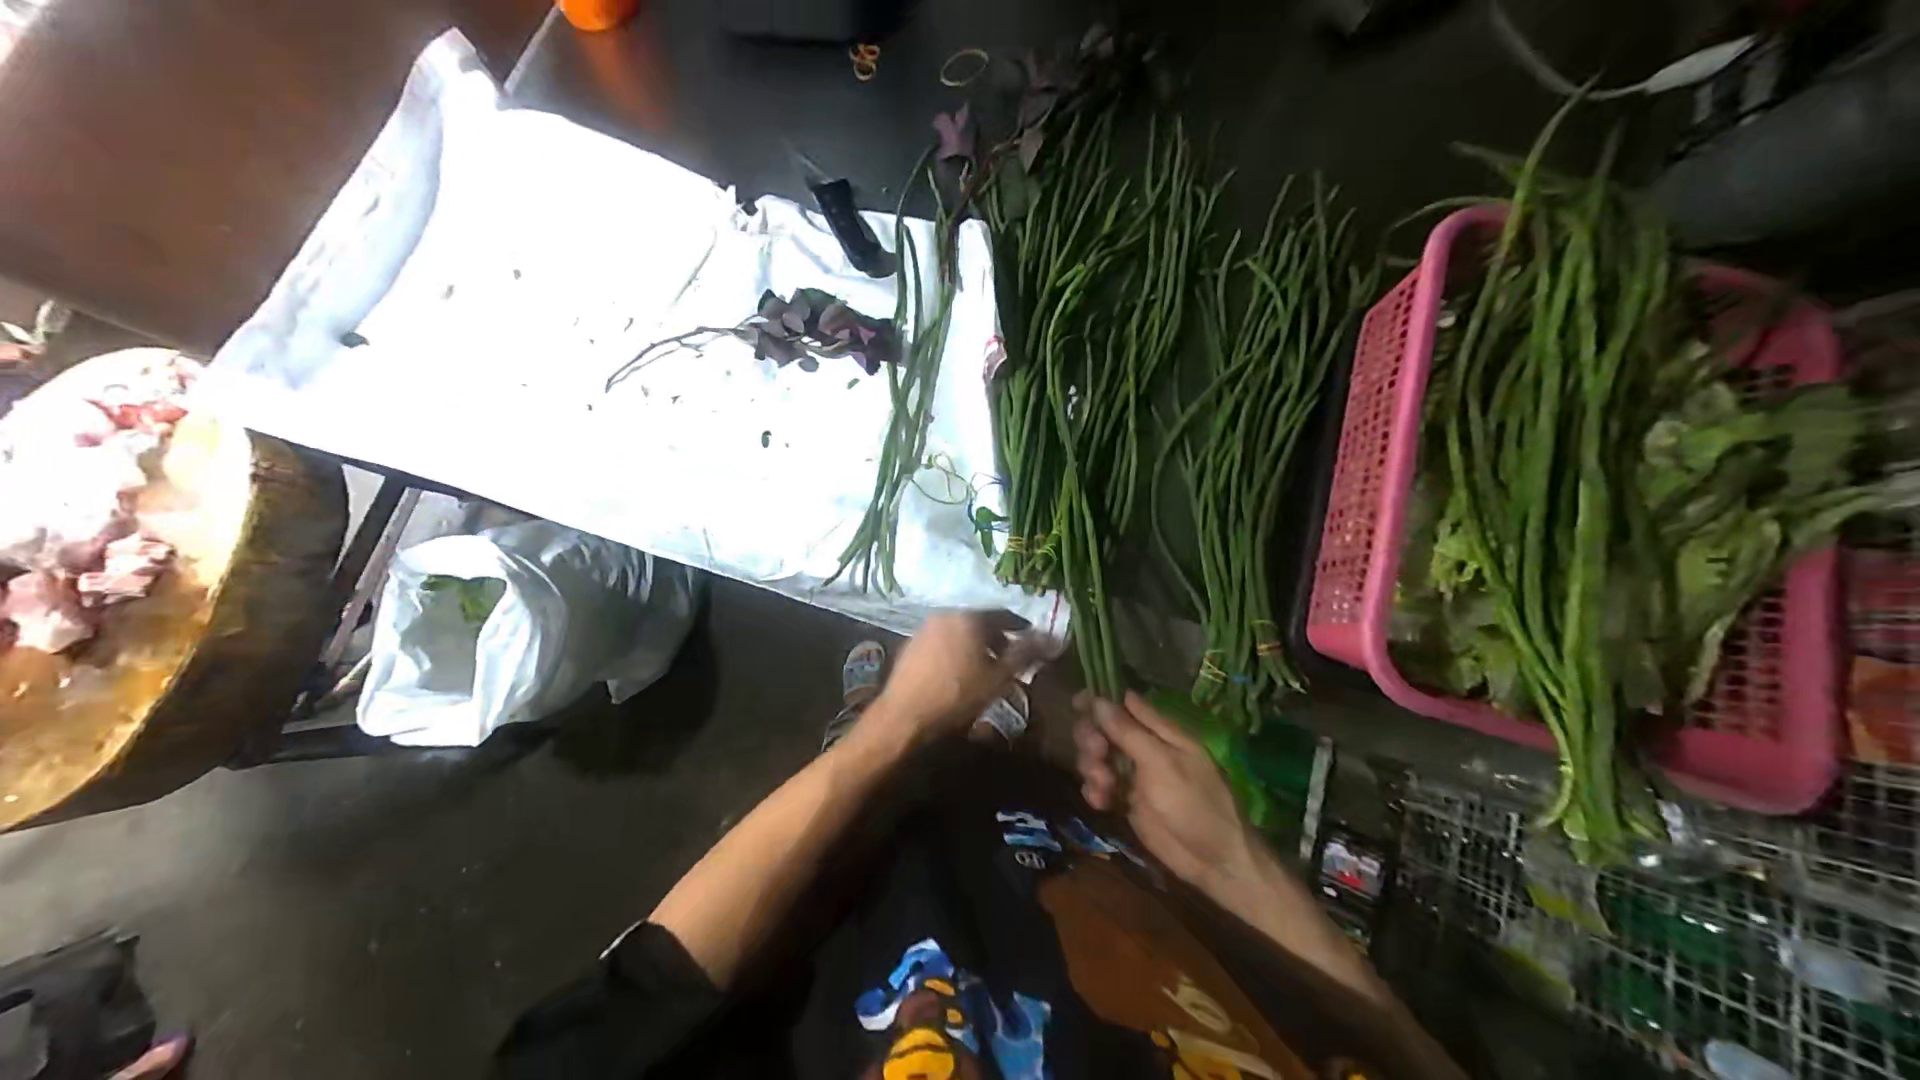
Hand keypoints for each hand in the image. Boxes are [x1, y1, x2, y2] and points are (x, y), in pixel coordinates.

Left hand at [865, 611, 1046, 744]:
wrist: (904, 717)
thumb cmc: (956, 696)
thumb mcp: (999, 678)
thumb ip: (1027, 654)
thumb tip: (1054, 638)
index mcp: (969, 616)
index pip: (1005, 615)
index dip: (1022, 630)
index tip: (1033, 645)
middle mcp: (946, 613)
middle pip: (981, 622)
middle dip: (998, 640)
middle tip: (1010, 662)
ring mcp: (925, 628)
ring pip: (961, 632)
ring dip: (977, 646)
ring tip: (987, 671)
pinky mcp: (911, 644)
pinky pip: (943, 641)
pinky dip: (957, 651)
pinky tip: (959, 675)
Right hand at [1073, 691, 1259, 891]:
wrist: (1214, 861)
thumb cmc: (1195, 804)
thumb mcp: (1162, 764)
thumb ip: (1128, 733)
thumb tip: (1098, 700)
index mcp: (1161, 733)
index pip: (1126, 705)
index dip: (1100, 700)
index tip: (1076, 703)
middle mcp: (1145, 749)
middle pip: (1104, 730)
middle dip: (1092, 739)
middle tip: (1097, 754)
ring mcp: (1134, 776)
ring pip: (1097, 758)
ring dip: (1092, 767)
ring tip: (1103, 786)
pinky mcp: (1126, 801)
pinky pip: (1099, 786)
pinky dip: (1095, 791)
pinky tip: (1100, 802)